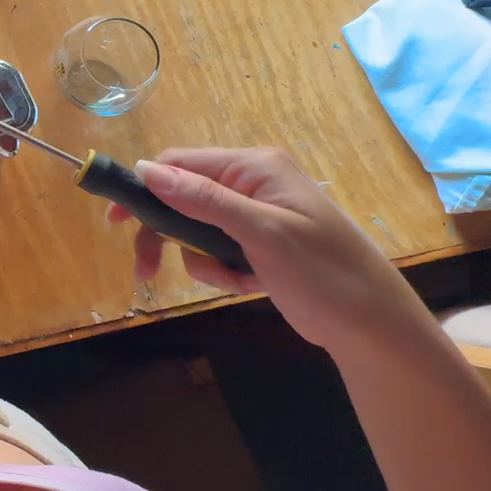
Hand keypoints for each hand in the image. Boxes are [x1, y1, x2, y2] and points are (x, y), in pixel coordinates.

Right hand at [108, 147, 439, 360]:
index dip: (144, 188)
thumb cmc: (324, 273)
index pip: (178, 163)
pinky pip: (214, 249)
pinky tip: (246, 284)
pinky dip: (220, 270)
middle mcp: (251, 183)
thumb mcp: (261, 233)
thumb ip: (202, 199)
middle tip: (146, 269)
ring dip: (200, 259)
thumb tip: (145, 169)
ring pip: (193, 228)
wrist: (374, 328)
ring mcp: (254, 213)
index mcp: (254, 167)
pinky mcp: (257, 242)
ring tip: (228, 281)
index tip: (116, 221)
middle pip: (180, 197)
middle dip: (165, 234)